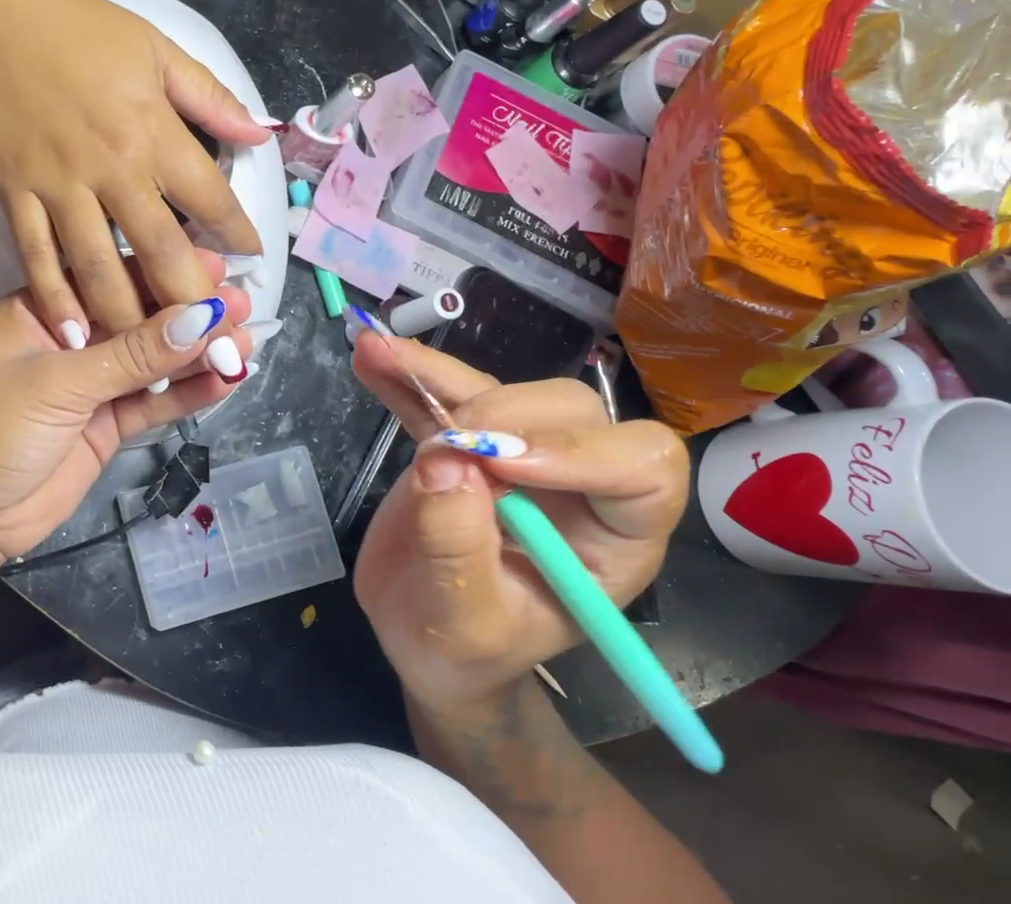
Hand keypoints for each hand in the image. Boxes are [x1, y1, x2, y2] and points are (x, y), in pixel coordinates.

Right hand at [0, 0, 269, 343]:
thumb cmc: (81, 30)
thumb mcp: (157, 48)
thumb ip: (209, 96)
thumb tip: (260, 135)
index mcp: (152, 130)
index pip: (208, 196)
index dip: (236, 233)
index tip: (251, 261)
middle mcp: (110, 167)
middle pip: (158, 247)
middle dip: (188, 298)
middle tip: (209, 340)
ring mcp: (57, 187)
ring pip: (97, 265)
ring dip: (125, 315)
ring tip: (147, 359)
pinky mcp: (14, 196)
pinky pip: (36, 257)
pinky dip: (54, 299)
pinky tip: (74, 337)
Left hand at [0, 251, 256, 564]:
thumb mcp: (59, 383)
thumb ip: (133, 354)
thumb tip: (204, 318)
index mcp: (42, 309)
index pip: (111, 278)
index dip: (165, 273)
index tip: (217, 267)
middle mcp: (69, 339)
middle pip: (140, 318)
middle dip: (191, 313)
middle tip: (243, 306)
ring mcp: (89, 385)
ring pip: (153, 362)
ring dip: (198, 354)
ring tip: (247, 342)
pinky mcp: (104, 426)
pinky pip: (152, 402)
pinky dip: (187, 394)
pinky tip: (225, 382)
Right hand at [351, 335, 688, 717]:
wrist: (427, 646)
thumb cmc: (463, 654)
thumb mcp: (463, 622)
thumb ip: (459, 550)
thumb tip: (446, 463)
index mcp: (612, 541)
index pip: (640, 470)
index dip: (577, 451)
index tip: (494, 461)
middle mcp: (578, 488)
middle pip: (572, 414)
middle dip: (504, 414)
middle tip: (437, 443)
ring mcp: (520, 461)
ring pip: (503, 393)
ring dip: (440, 374)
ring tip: (378, 356)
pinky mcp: (465, 450)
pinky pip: (444, 402)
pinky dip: (407, 378)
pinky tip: (371, 358)